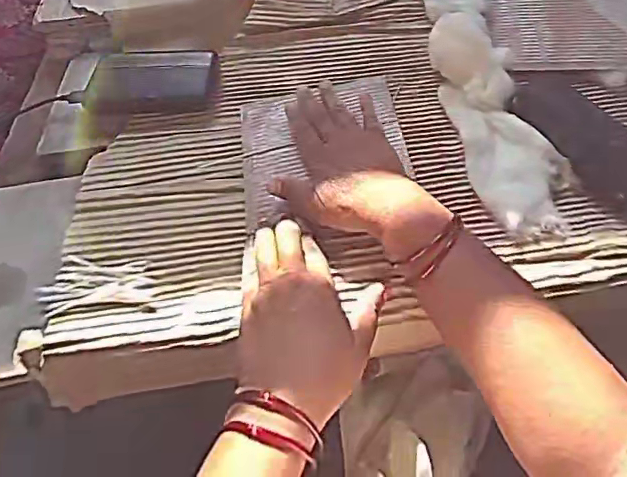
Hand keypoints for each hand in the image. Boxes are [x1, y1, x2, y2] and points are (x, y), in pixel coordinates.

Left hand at [238, 219, 385, 426]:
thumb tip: (380, 290)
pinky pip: (246, 269)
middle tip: (290, 219)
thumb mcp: (358, 345)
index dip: (312, 233)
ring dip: (267, 234)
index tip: (312, 228)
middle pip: (285, 235)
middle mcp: (290, 281)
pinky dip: (249, 256)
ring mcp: (265, 292)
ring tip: (270, 226)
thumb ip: (369, 310)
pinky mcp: (245, 307)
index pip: (313, 244)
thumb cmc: (320, 379)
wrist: (280, 407)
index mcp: (319, 285)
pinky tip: (250, 251)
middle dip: (288, 224)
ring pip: (262, 246)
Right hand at [272, 84, 436, 243]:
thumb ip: (292, 192)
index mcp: (319, 158)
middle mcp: (336, 143)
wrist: (384, 202)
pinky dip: (366, 106)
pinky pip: (370, 119)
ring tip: (325, 84)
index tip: (290, 104)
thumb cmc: (348, 208)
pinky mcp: (377, 140)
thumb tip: (271, 183)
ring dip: (332, 99)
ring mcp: (357, 138)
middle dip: (310, 102)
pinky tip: (364, 96)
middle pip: (320, 118)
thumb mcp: (313, 206)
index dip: (296, 118)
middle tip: (303, 87)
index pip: (303, 134)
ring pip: (341, 113)